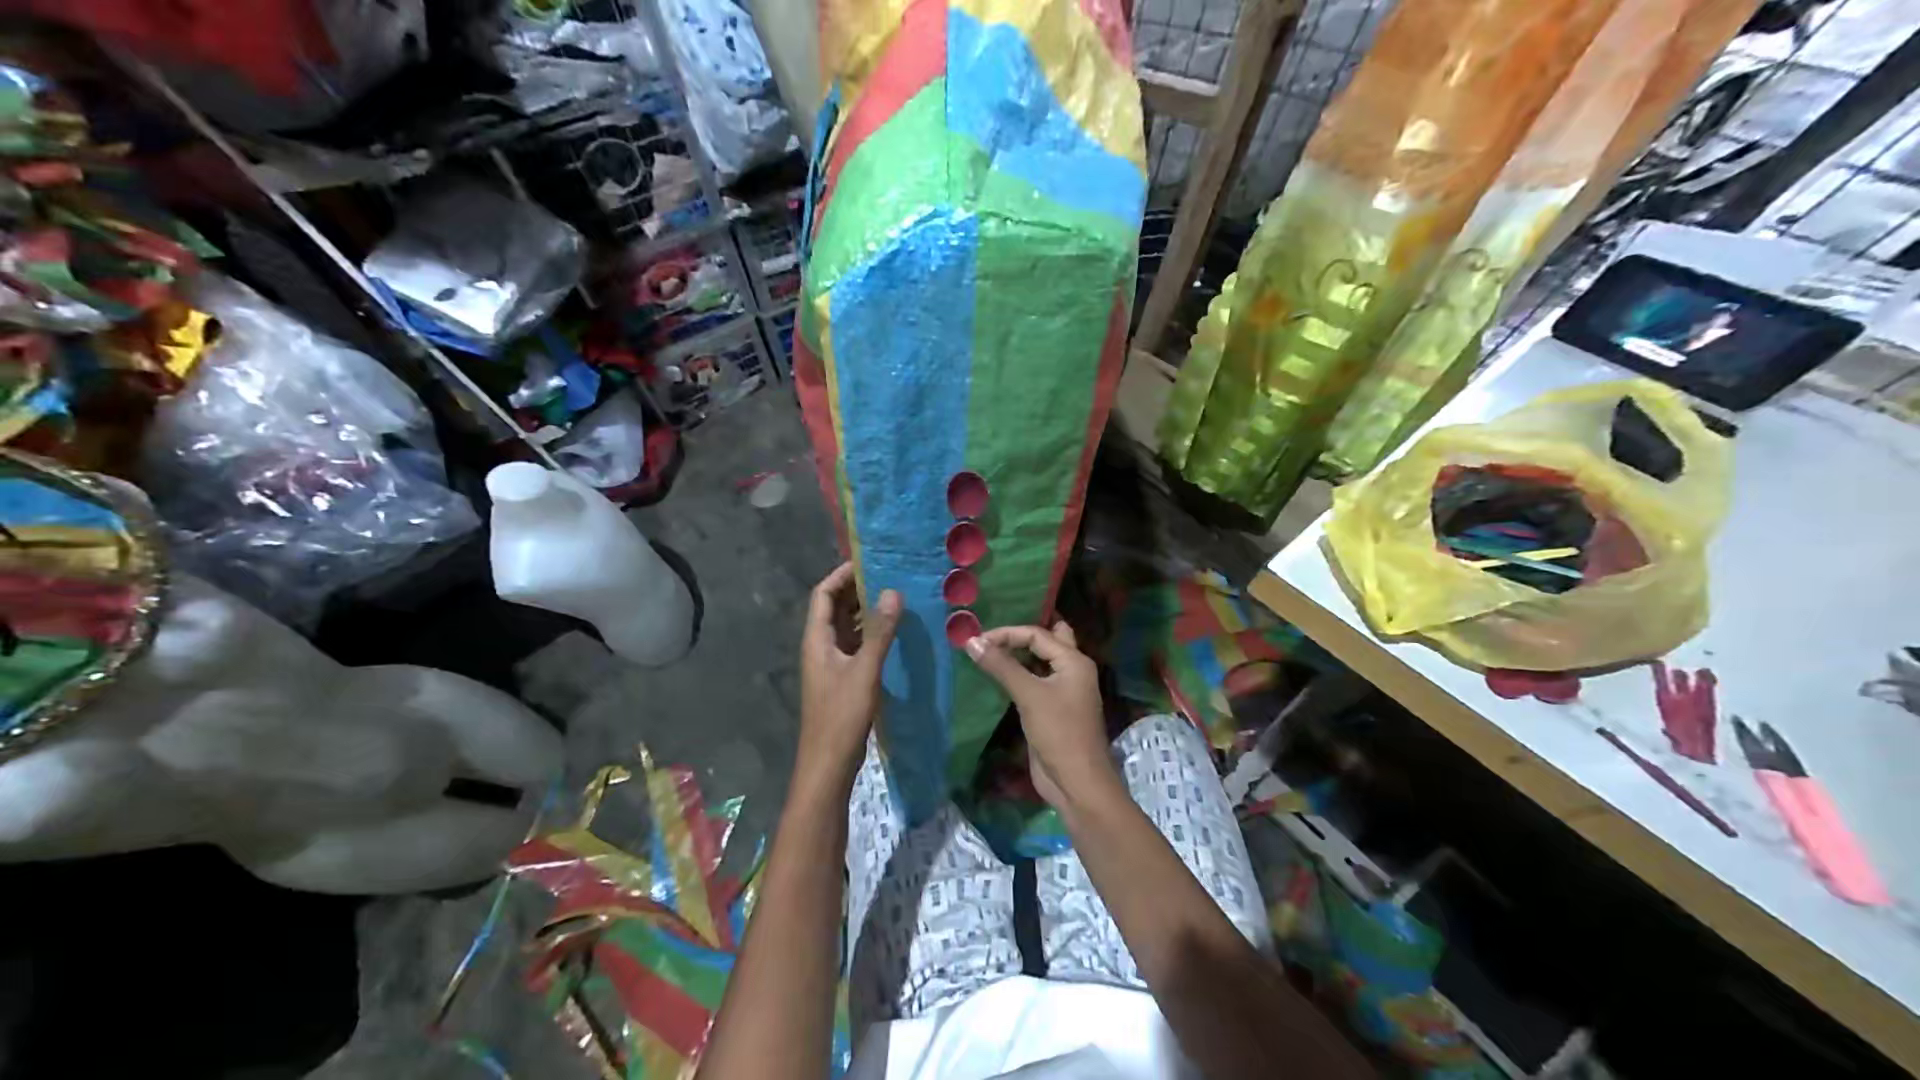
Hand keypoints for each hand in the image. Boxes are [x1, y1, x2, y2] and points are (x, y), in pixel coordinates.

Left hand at [799, 562, 900, 783]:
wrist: (829, 764)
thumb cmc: (841, 715)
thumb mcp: (864, 670)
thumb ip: (880, 632)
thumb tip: (893, 592)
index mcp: (817, 639)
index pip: (823, 594)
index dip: (842, 574)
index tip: (869, 561)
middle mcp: (821, 646)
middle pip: (836, 607)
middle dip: (858, 589)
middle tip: (890, 575)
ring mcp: (832, 663)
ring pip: (848, 627)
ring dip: (867, 611)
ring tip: (897, 596)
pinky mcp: (844, 679)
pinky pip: (857, 645)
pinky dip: (873, 633)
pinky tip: (895, 632)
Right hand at [965, 622, 1115, 807]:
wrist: (1076, 782)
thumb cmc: (1058, 732)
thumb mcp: (1029, 695)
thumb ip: (1001, 666)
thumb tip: (971, 641)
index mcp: (1074, 661)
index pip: (1037, 634)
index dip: (1006, 634)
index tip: (976, 641)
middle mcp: (1072, 670)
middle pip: (1047, 640)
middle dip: (1021, 635)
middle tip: (992, 633)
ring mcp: (1063, 690)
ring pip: (1040, 661)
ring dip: (1018, 655)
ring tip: (988, 649)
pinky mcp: (1051, 708)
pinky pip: (1034, 681)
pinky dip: (1018, 674)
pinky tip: (997, 676)